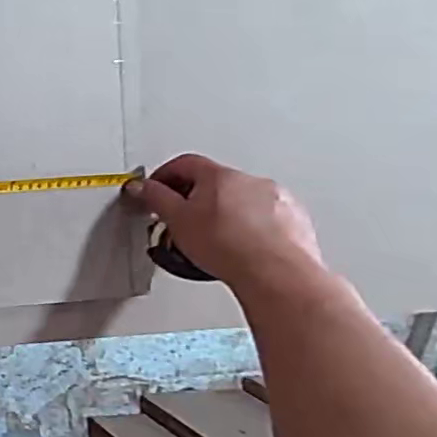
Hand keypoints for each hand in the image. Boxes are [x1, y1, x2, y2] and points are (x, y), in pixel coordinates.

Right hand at [124, 154, 326, 289]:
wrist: (274, 272)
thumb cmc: (228, 245)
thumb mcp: (174, 218)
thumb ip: (154, 196)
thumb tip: (142, 187)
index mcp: (221, 176)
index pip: (183, 163)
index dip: (161, 176)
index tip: (152, 190)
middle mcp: (252, 182)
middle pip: (211, 180)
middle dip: (190, 197)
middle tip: (176, 217)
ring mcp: (276, 199)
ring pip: (237, 198)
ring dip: (219, 211)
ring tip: (207, 236)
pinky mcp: (294, 219)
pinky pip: (260, 214)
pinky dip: (244, 224)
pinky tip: (233, 243)